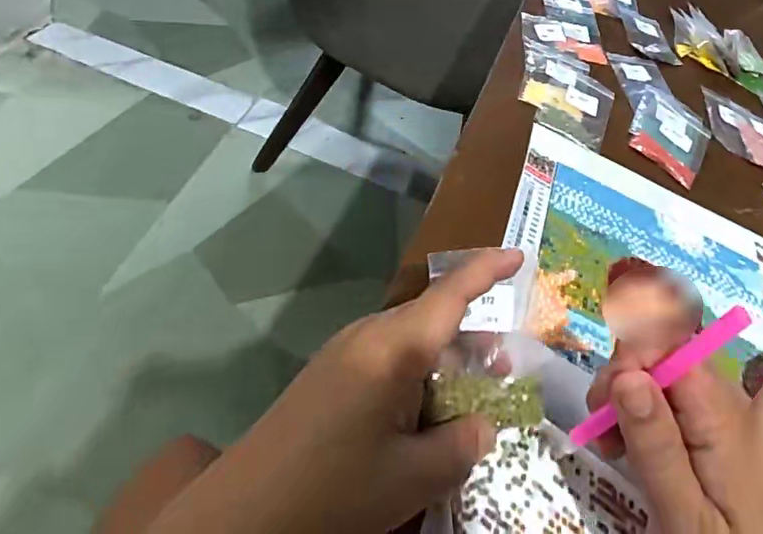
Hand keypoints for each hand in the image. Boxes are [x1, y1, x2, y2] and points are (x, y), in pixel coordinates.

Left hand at [147, 248, 524, 533]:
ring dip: (443, 364)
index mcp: (395, 347)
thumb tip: (484, 424)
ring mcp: (347, 349)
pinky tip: (420, 418)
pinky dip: (416, 377)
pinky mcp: (332, 370)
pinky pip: (387, 358)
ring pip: (412, 341)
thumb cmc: (334, 487)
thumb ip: (459, 445)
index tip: (519, 254)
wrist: (243, 509)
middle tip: (503, 372)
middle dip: (472, 340)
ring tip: (466, 404)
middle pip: (434, 319)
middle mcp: (371, 333)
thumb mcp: (409, 478)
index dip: (487, 269)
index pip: (451, 293)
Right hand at [587, 343, 762, 533]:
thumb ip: (657, 449)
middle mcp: (729, 401)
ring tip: (611, 443)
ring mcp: (723, 413)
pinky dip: (640, 408)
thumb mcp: (686, 522)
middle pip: (663, 351)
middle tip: (600, 429)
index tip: (604, 400)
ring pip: (661, 370)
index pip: (673, 343)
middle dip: (621, 375)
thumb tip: (626, 375)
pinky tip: (629, 442)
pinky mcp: (714, 427)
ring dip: (624, 393)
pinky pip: (670, 394)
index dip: (630, 355)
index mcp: (726, 417)